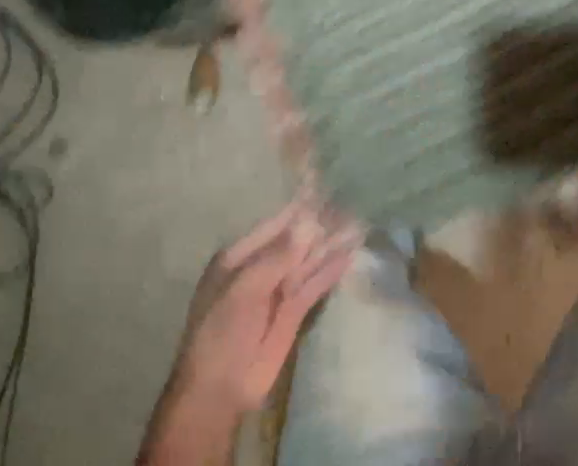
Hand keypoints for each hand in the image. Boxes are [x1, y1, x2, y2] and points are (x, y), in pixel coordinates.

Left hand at [167, 201, 359, 414]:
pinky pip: (314, 285)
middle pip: (295, 242)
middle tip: (351, 204)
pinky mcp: (293, 312)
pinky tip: (350, 255)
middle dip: (321, 225)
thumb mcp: (243, 290)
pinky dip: (330, 271)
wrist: (218, 389)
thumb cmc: (220, 332)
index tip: (325, 188)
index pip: (275, 225)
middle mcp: (260, 268)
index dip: (300, 208)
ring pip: (308, 262)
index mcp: (238, 257)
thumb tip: (309, 223)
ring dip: (331, 245)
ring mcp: (278, 290)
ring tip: (358, 224)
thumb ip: (277, 257)